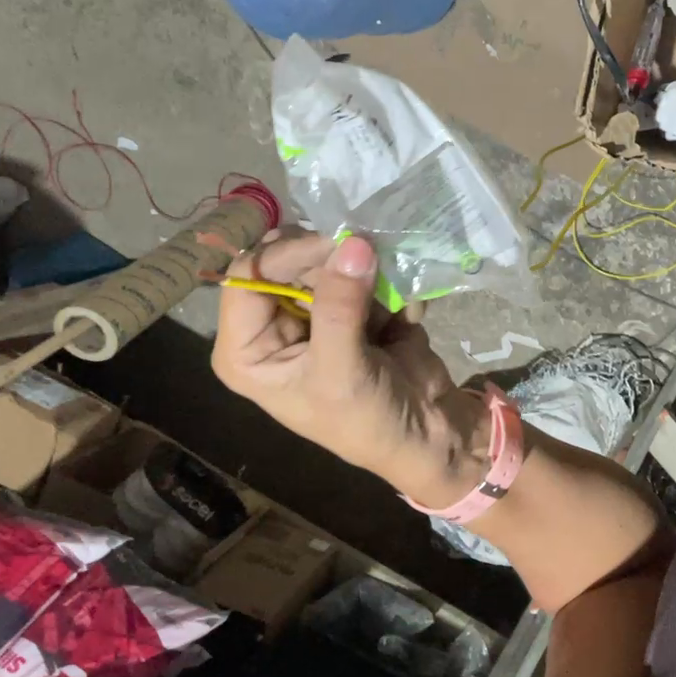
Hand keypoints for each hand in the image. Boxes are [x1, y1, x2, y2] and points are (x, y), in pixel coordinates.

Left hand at [211, 231, 486, 505]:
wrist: (427, 433)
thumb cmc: (364, 419)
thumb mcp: (342, 370)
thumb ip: (341, 306)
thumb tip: (353, 243)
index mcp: (249, 346)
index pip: (249, 278)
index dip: (288, 255)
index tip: (339, 244)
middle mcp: (278, 323)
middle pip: (290, 262)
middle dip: (330, 253)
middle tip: (368, 246)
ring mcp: (321, 311)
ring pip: (332, 260)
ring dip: (365, 262)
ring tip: (392, 271)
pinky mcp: (361, 306)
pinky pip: (368, 272)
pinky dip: (390, 277)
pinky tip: (406, 311)